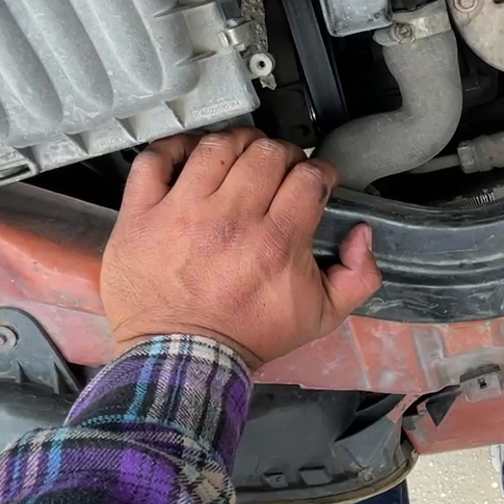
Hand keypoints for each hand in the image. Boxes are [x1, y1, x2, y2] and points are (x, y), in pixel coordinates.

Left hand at [100, 130, 382, 368]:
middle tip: (281, 169)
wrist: (182, 360)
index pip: (308, 176)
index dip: (319, 172)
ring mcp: (182, 212)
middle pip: (267, 153)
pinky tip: (192, 156)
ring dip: (237, 143)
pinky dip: (175, 147)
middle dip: (283, 154)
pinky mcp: (142, 215)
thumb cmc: (249, 335)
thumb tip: (362, 234)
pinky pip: (156, 159)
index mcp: (277, 241)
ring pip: (217, 147)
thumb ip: (359, 276)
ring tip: (241, 157)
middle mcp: (230, 219)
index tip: (315, 180)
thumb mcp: (322, 317)